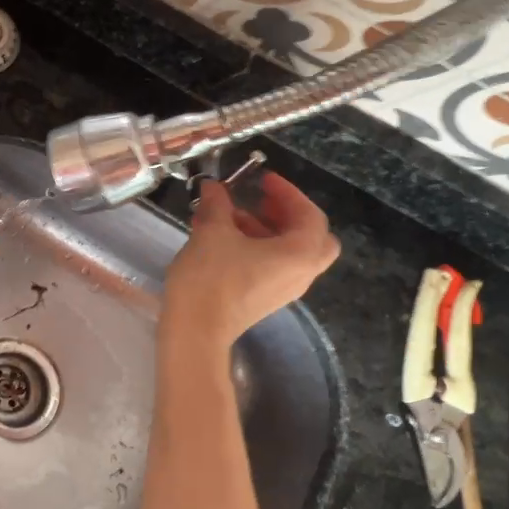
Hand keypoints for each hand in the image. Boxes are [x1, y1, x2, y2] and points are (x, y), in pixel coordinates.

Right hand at [162, 174, 338, 349]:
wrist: (197, 328)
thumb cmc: (211, 277)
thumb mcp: (212, 232)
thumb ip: (218, 204)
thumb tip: (215, 186)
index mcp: (300, 253)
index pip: (310, 215)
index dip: (288, 193)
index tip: (263, 179)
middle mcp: (302, 272)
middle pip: (312, 237)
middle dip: (288, 215)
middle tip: (262, 201)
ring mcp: (285, 289)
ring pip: (291, 252)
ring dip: (267, 229)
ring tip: (230, 217)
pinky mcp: (266, 298)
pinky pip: (274, 265)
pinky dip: (259, 247)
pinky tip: (226, 241)